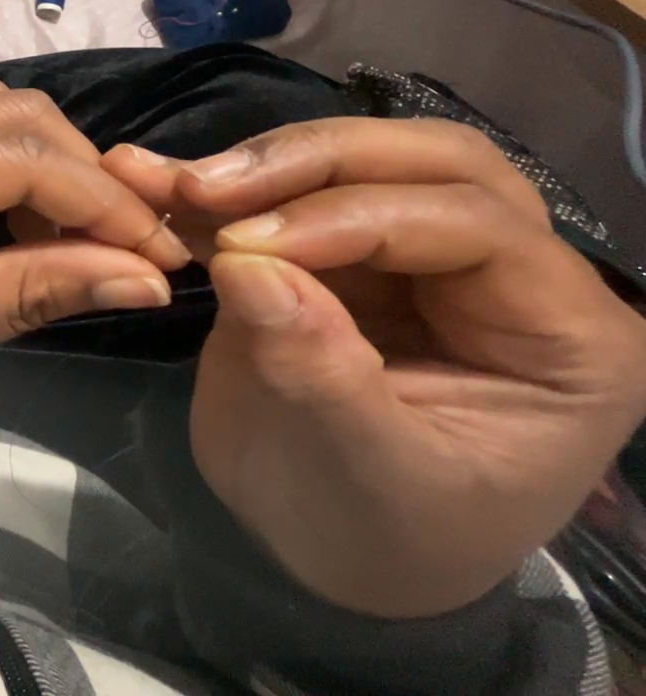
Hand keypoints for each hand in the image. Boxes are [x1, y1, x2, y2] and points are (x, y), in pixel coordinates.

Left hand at [0, 81, 190, 447]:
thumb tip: (147, 275)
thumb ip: (36, 287)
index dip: (102, 201)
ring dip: (49, 166)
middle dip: (83, 175)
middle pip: (11, 115)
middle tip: (129, 249)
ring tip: (83, 240)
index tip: (162, 256)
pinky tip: (28, 221)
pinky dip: (8, 167)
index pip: (18, 155)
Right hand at [104, 119, 645, 617]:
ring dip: (257, 164)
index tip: (243, 244)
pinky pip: (278, 200)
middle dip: (311, 162)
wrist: (314, 547)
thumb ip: (318, 369)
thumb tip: (246, 264)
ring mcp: (406, 260)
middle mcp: (497, 277)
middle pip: (429, 163)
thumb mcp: (360, 467)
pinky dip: (213, 190)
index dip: (354, 217)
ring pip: (353, 163)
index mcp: (558, 334)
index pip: (471, 225)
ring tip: (170, 182)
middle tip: (205, 187)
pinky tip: (152, 181)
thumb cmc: (370, 527)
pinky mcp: (324, 259)